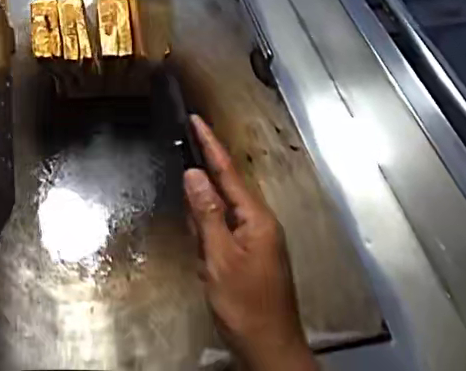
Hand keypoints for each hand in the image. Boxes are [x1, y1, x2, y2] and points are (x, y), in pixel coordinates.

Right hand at [184, 115, 315, 370]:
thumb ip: (206, 212)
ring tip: (207, 264)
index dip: (209, 144)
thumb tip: (194, 172)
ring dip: (204, 234)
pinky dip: (210, 247)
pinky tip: (210, 268)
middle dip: (200, 212)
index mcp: (256, 217)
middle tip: (199, 243)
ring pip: (218, 217)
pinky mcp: (249, 255)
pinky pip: (221, 236)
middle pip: (220, 194)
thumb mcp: (220, 258)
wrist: (271, 354)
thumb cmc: (246, 305)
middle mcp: (259, 222)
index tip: (195, 119)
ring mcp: (255, 240)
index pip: (227, 170)